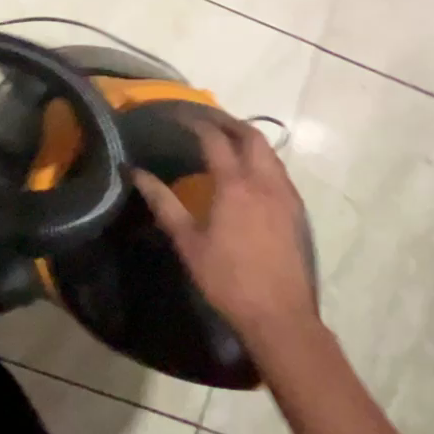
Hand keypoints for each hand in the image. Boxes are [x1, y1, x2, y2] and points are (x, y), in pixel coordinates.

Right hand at [134, 117, 316, 334]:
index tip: (177, 116)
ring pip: (269, 151)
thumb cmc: (228, 280)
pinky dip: (262, 158)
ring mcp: (285, 195)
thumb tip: (136, 173)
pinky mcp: (297, 211)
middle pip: (250, 135)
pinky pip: (279, 170)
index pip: (214, 138)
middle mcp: (264, 181)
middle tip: (205, 121)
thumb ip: (163, 203)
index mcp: (235, 185)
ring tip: (226, 141)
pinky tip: (250, 174)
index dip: (195, 122)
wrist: (280, 317)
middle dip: (227, 122)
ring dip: (247, 138)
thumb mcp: (188, 242)